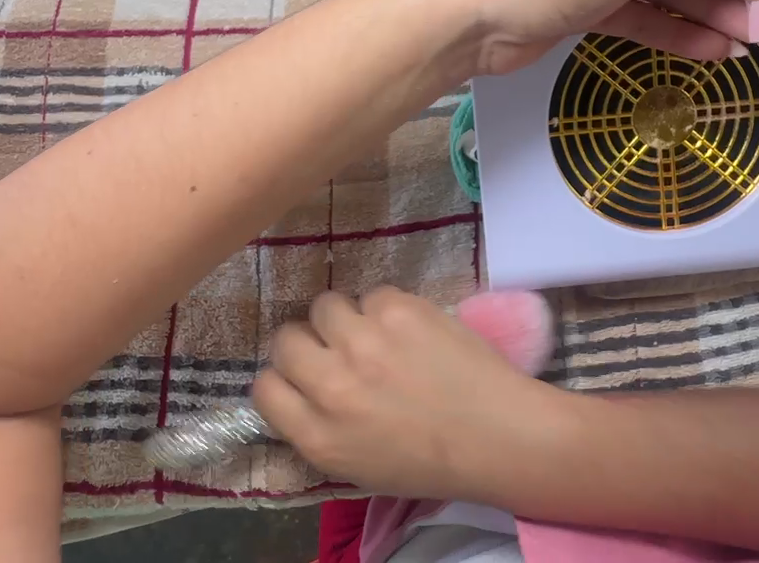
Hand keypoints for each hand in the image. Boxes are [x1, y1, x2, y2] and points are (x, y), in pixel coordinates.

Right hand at [252, 288, 566, 500]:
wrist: (494, 433)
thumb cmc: (428, 459)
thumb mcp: (356, 464)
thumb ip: (316, 426)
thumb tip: (295, 386)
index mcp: (319, 436)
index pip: (264, 387)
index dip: (283, 377)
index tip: (303, 374)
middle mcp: (333, 385)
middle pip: (286, 339)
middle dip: (307, 341)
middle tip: (335, 347)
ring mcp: (365, 341)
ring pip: (325, 305)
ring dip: (343, 318)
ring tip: (371, 331)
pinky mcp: (399, 309)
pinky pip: (372, 294)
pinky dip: (385, 308)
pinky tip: (408, 328)